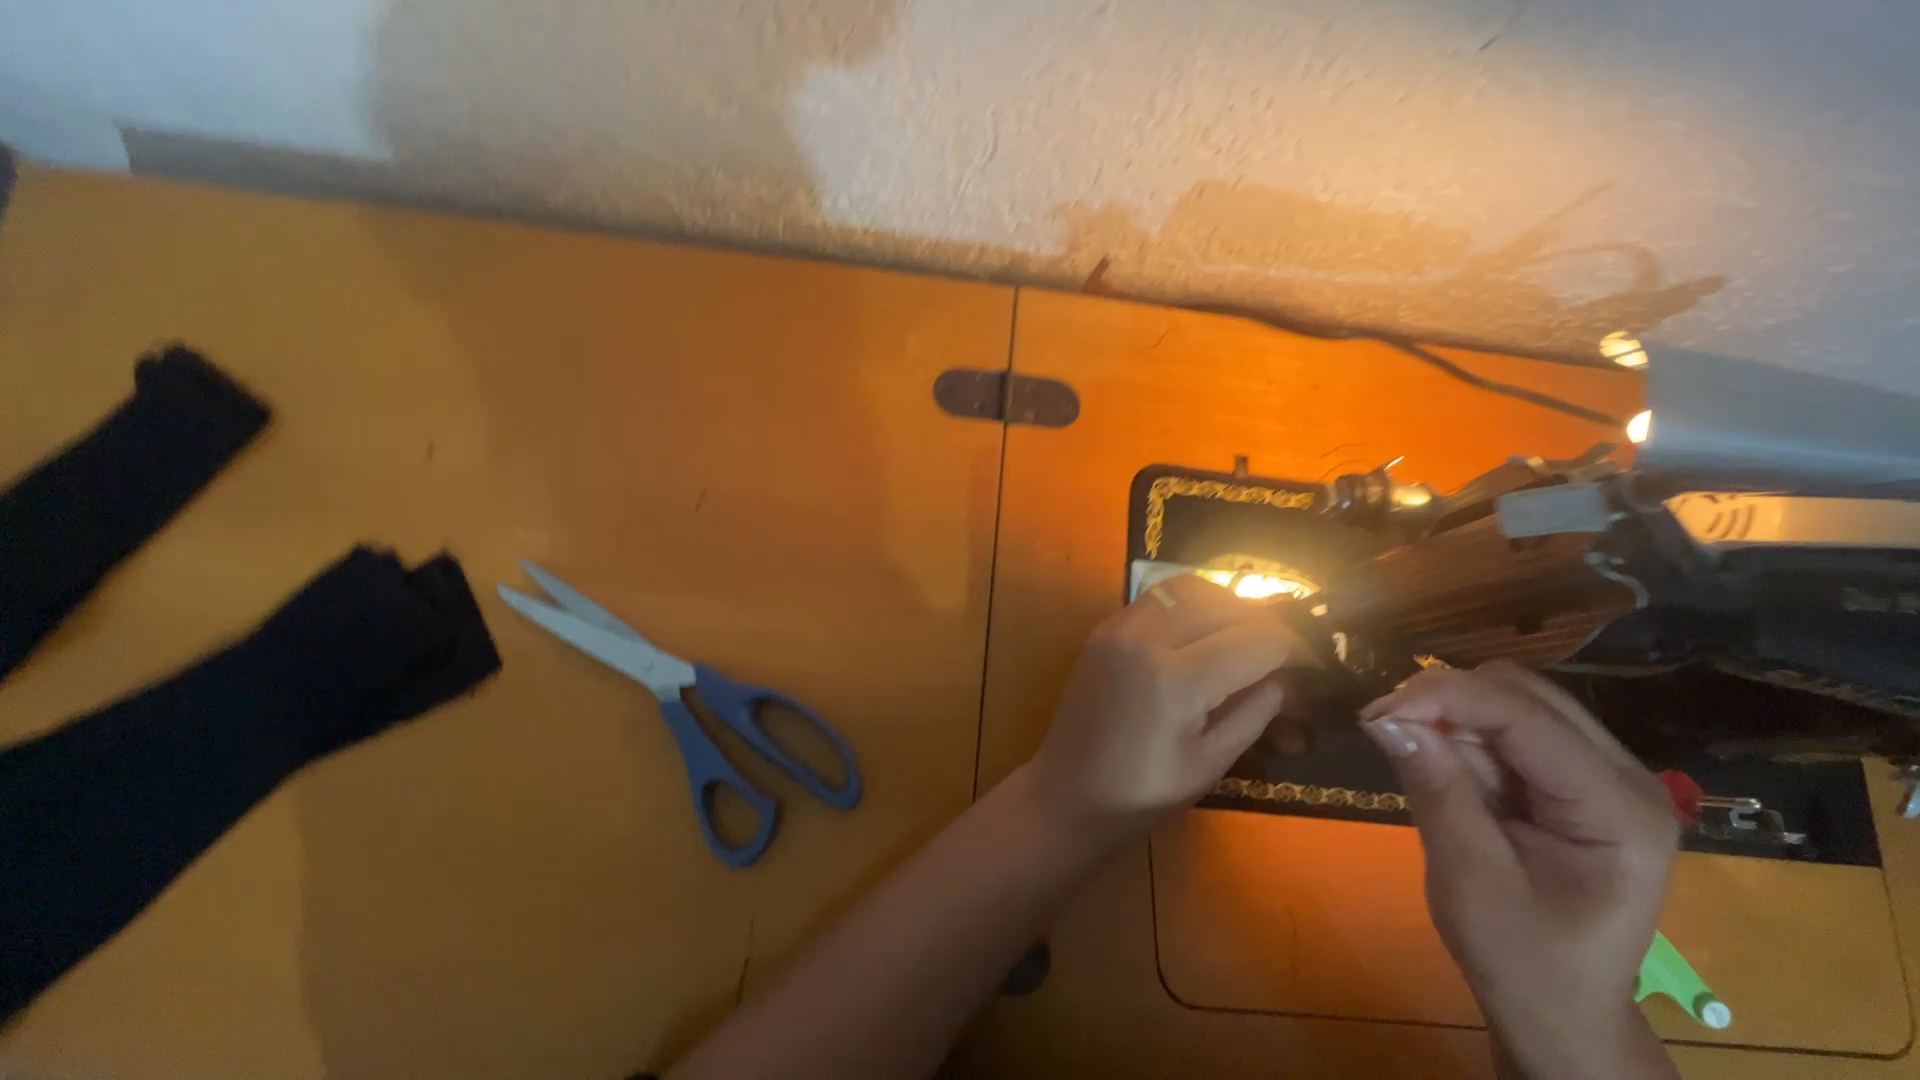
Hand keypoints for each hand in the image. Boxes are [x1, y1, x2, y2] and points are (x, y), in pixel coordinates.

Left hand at [1025, 574, 1311, 846]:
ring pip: (1190, 587)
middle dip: (1266, 622)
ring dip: (1227, 604)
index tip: (1311, 665)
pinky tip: (1205, 634)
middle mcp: (1147, 638)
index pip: (1256, 640)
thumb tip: (1286, 678)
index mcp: (1177, 679)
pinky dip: (1191, 604)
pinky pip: (1158, 597)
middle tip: (1284, 652)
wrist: (1065, 794)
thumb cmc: (1142, 794)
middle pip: (1226, 603)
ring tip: (1247, 637)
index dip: (1294, 649)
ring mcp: (1120, 628)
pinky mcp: (1104, 629)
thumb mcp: (1210, 762)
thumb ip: (1254, 712)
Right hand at [1359, 663, 1680, 1079]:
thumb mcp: (1468, 877)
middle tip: (1389, 732)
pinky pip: (1515, 727)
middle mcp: (1626, 777)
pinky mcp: (1579, 780)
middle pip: (1526, 694)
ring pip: (1517, 700)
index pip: (1525, 717)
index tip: (1374, 712)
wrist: (1561, 1011)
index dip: (1445, 697)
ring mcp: (1608, 776)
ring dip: (1455, 715)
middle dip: (1449, 701)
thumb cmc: (1520, 957)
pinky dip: (1467, 732)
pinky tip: (1445, 764)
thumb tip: (1384, 717)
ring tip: (1419, 756)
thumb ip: (1435, 788)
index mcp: (1617, 808)